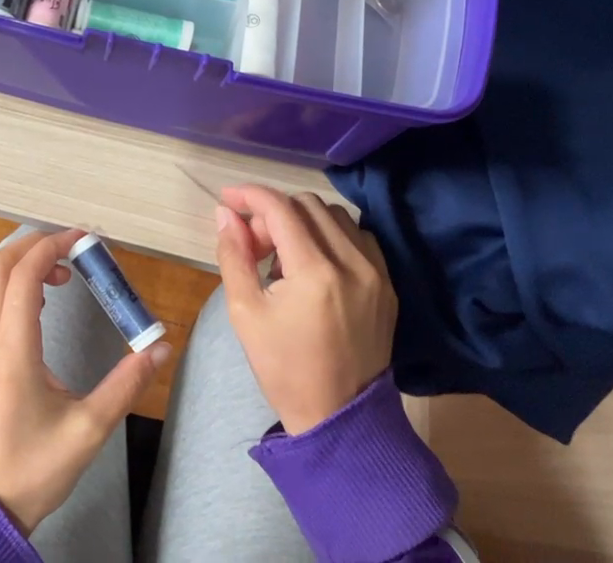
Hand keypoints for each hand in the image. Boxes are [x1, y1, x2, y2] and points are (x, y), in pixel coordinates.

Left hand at [0, 229, 171, 534]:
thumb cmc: (34, 468)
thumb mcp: (89, 428)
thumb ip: (126, 384)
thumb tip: (158, 347)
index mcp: (13, 348)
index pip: (24, 272)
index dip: (52, 245)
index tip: (84, 239)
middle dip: (34, 244)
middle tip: (72, 251)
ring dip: (19, 262)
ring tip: (60, 275)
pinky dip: (8, 283)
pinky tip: (38, 303)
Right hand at [215, 187, 395, 434]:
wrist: (338, 417)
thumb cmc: (283, 367)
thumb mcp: (245, 312)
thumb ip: (233, 255)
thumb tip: (225, 214)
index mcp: (315, 272)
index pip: (280, 208)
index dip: (249, 195)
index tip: (227, 198)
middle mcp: (353, 264)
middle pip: (308, 205)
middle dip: (273, 213)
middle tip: (253, 242)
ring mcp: (376, 274)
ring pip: (335, 217)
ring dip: (302, 221)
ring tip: (282, 254)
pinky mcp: (387, 286)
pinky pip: (359, 238)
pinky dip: (331, 235)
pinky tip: (313, 261)